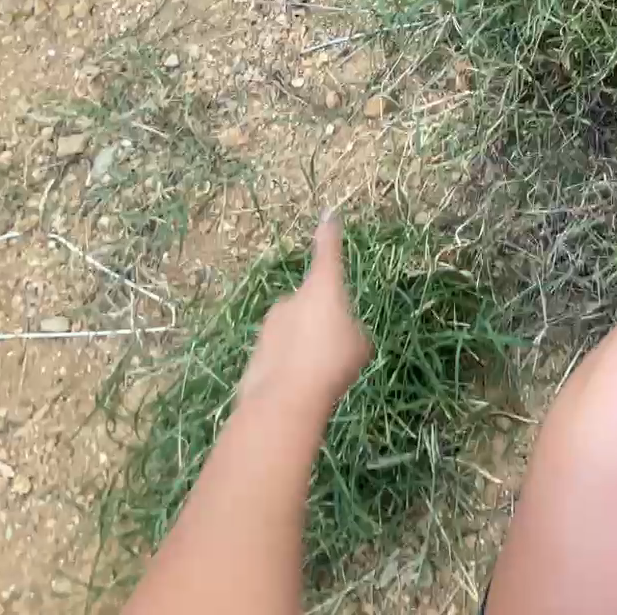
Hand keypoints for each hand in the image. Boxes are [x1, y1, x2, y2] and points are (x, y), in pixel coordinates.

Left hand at [237, 210, 371, 416]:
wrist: (284, 401)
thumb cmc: (332, 362)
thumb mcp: (360, 343)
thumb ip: (351, 331)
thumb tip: (340, 336)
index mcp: (323, 289)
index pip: (328, 254)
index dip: (330, 235)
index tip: (328, 215)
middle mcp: (292, 300)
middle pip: (313, 301)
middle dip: (322, 318)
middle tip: (337, 345)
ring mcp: (270, 326)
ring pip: (296, 328)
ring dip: (307, 343)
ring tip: (320, 371)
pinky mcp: (255, 352)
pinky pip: (282, 353)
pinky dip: (292, 364)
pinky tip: (301, 385)